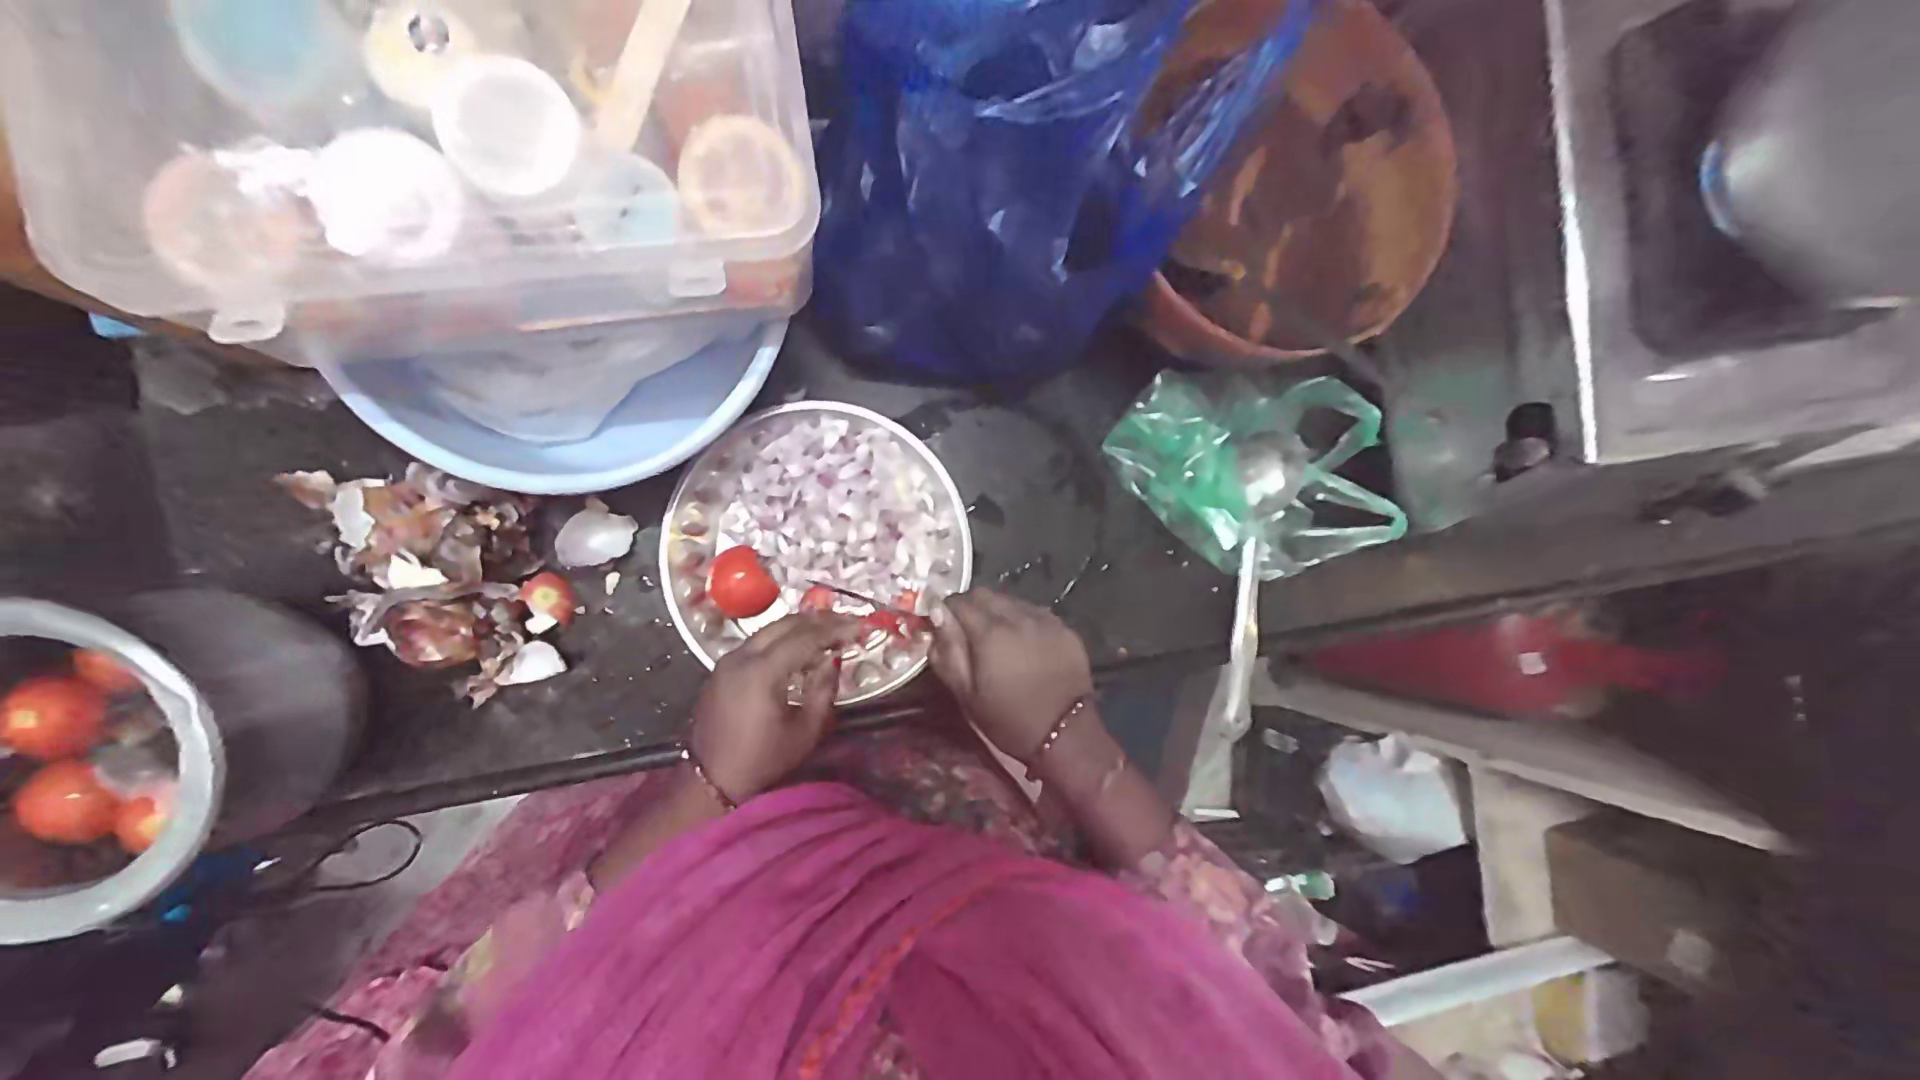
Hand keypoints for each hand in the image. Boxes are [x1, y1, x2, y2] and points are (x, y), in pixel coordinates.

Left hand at [690, 612, 855, 801]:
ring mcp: (728, 660)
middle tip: (846, 622)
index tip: (859, 627)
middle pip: (786, 624)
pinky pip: (757, 643)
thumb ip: (824, 689)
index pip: (806, 637)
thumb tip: (834, 658)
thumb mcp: (806, 730)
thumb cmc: (763, 760)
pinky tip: (799, 648)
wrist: (711, 781)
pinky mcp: (722, 669)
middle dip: (819, 620)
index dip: (836, 629)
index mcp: (762, 671)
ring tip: (827, 631)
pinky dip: (782, 639)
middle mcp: (742, 656)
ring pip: (769, 630)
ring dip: (800, 627)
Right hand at [929, 589, 1094, 765]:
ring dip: (997, 611)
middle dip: (970, 606)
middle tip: (968, 632)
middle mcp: (1017, 616)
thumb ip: (947, 652)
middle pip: (984, 594)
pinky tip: (1024, 642)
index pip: (958, 601)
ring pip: (1010, 599)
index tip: (944, 626)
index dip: (946, 611)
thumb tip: (936, 616)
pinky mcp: (1064, 628)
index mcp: (989, 632)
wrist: (1065, 734)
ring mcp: (1044, 619)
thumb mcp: (966, 694)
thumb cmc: (1008, 719)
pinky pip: (1035, 611)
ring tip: (998, 637)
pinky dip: (1022, 619)